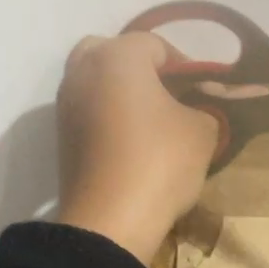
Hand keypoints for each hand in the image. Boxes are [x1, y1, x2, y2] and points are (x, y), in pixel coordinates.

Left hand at [53, 32, 221, 262]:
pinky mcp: (62, 137)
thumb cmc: (159, 163)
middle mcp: (83, 70)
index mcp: (117, 55)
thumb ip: (206, 107)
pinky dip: (108, 118)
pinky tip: (131, 145)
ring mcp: (66, 104)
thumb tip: (199, 108)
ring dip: (122, 94)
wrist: (109, 222)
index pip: (157, 45)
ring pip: (97, 83)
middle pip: (115, 54)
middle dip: (143, 71)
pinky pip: (89, 112)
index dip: (185, 66)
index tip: (203, 93)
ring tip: (152, 124)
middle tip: (170, 99)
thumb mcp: (202, 131)